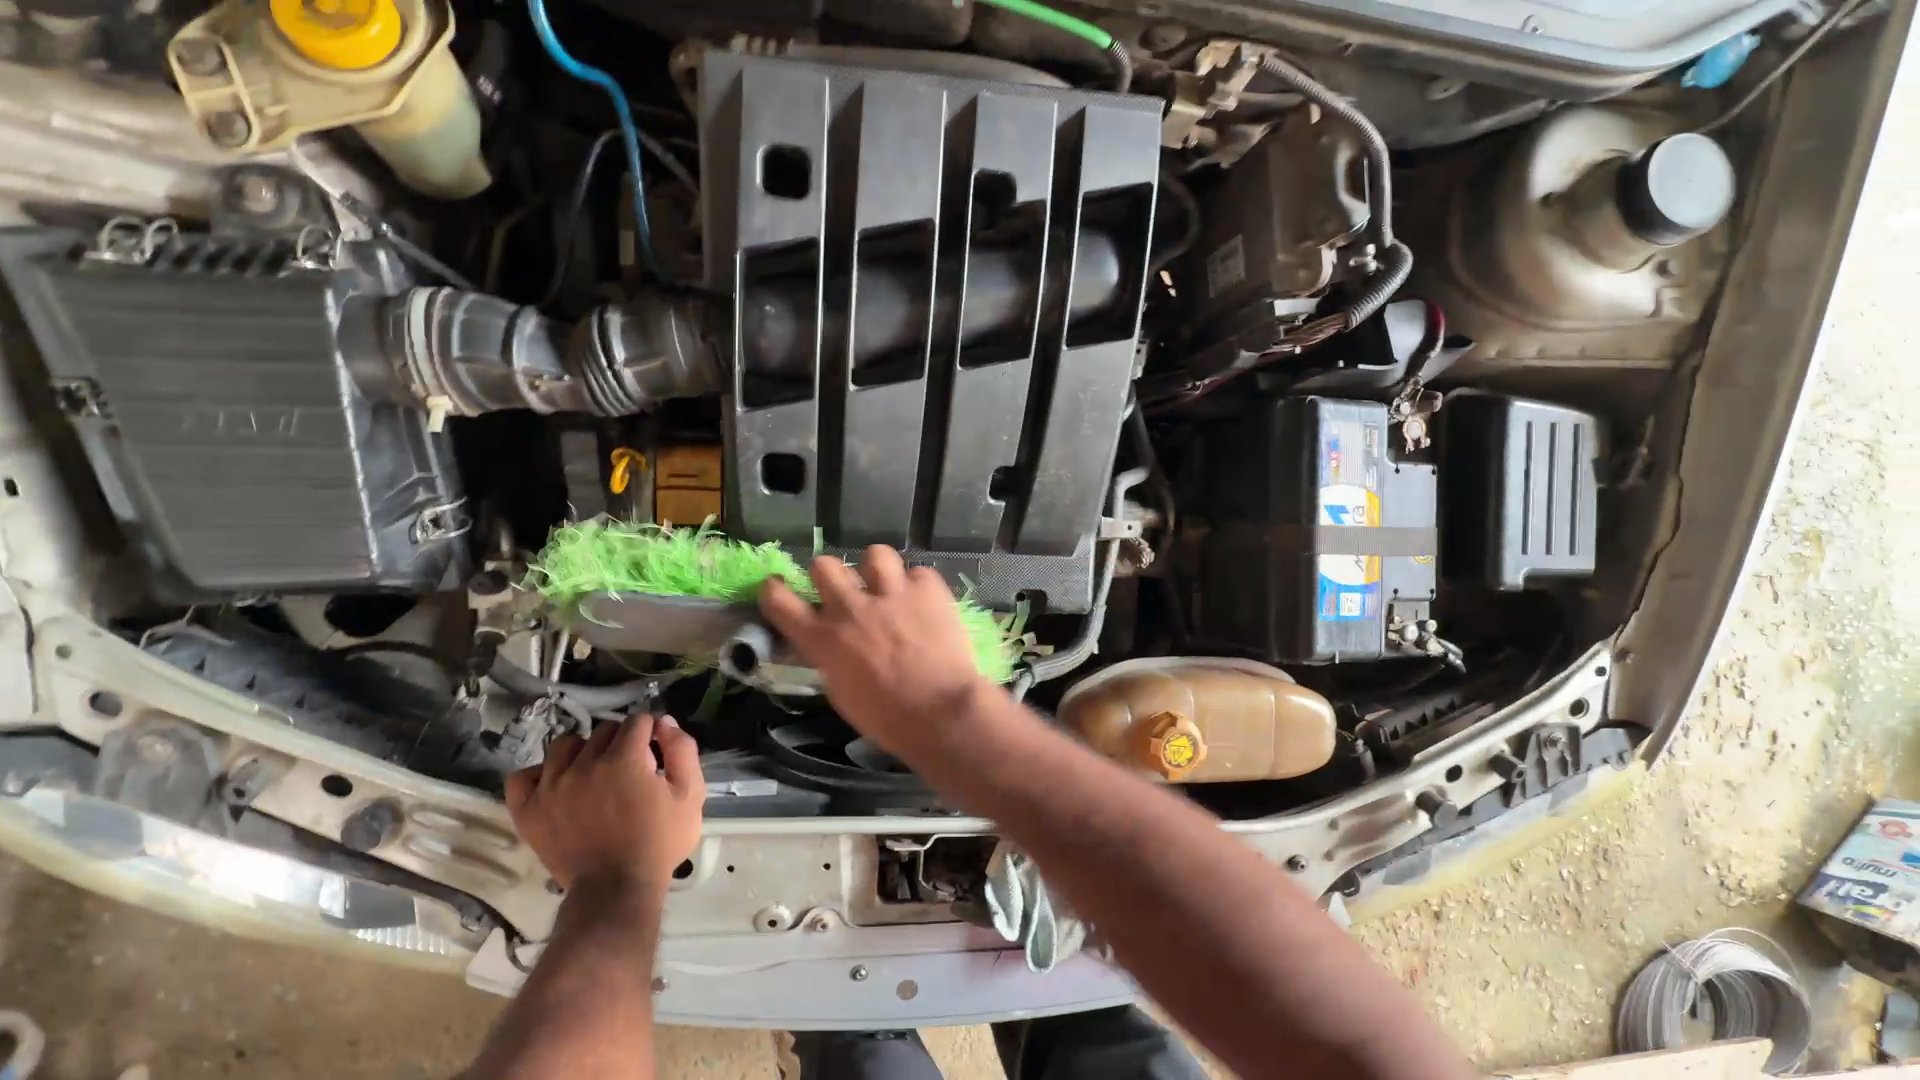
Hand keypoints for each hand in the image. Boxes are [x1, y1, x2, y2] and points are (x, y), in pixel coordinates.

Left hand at [504, 713, 704, 895]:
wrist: (616, 891)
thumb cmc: (659, 843)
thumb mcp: (690, 796)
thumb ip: (683, 751)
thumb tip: (665, 723)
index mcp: (625, 759)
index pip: (637, 722)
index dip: (650, 733)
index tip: (655, 753)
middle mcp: (584, 765)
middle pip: (603, 731)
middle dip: (621, 742)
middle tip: (630, 769)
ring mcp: (551, 786)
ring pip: (564, 746)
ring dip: (582, 752)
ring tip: (592, 774)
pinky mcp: (528, 810)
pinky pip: (522, 777)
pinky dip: (538, 776)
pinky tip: (555, 787)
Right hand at [760, 545, 991, 761]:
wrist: (938, 712)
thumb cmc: (885, 717)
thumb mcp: (840, 692)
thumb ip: (828, 658)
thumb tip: (829, 644)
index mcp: (823, 638)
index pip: (779, 600)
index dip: (774, 590)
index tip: (779, 588)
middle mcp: (851, 608)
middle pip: (824, 565)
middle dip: (830, 576)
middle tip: (845, 591)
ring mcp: (891, 593)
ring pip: (874, 553)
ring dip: (877, 569)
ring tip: (887, 585)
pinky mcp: (927, 588)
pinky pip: (917, 572)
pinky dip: (918, 585)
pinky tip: (923, 602)